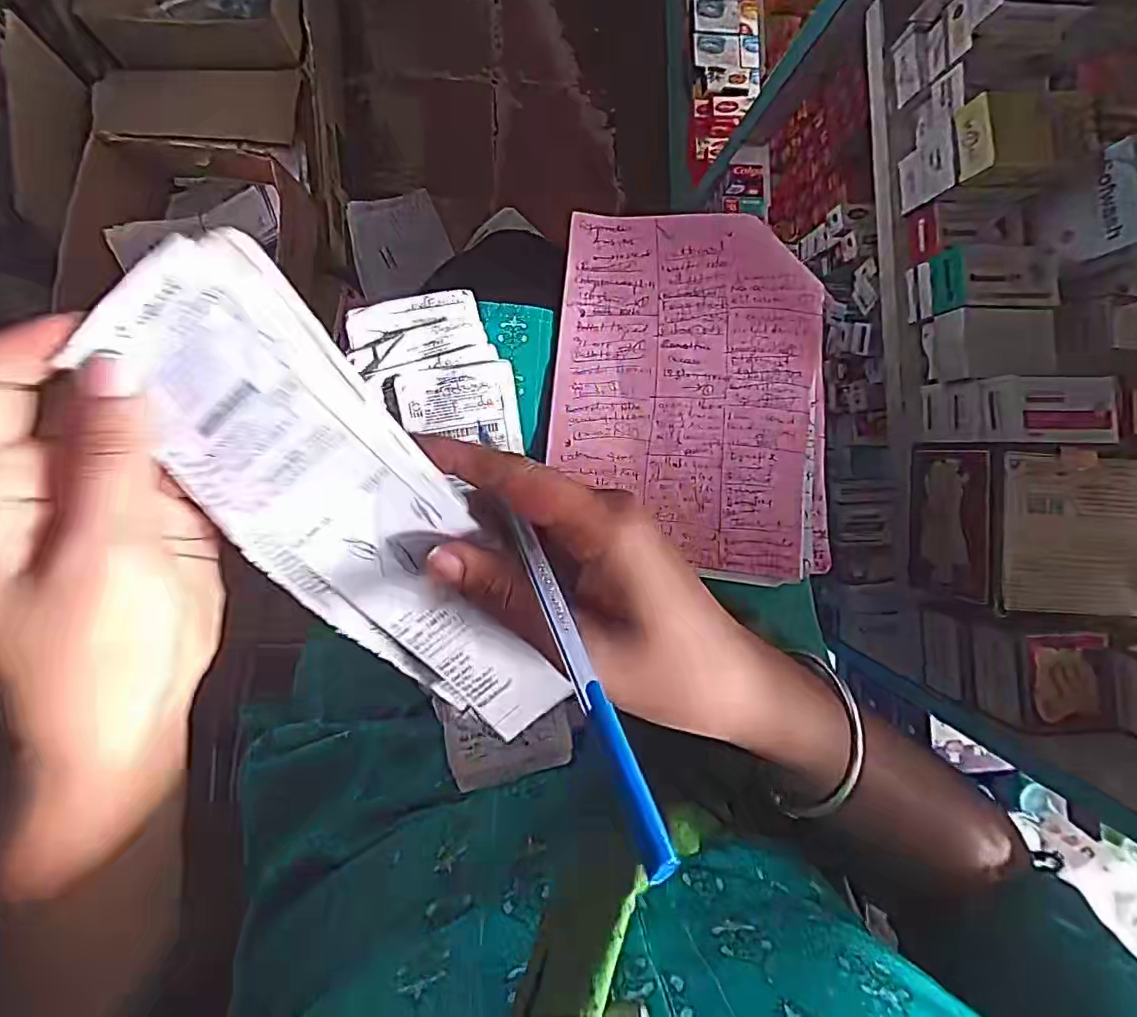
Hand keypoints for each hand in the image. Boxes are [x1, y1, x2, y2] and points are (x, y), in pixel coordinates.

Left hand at [0, 316, 224, 897]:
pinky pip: (176, 462)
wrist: (133, 720)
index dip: (36, 345)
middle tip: (182, 341)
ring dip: (172, 403)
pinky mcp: (153, 517)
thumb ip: (108, 459)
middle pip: (70, 397)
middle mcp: (45, 484)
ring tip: (220, 377)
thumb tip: (113, 375)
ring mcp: (104, 498)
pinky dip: (204, 443)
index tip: (106, 328)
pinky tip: (237, 431)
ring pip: (132, 426)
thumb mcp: (99, 551)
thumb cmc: (91, 661)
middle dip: (124, 366)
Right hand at [418, 438, 1027, 891]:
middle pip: (521, 490)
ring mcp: (607, 527)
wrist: (739, 688)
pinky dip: (508, 549)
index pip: (522, 478)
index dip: (463, 461)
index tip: (410, 447)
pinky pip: (546, 537)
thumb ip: (509, 597)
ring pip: (530, 515)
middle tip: (397, 509)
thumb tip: (438, 556)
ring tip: (421, 539)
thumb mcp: (581, 643)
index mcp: (606, 522)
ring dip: (481, 527)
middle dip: (460, 496)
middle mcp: (605, 510)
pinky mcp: (606, 548)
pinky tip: (476, 569)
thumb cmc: (672, 674)